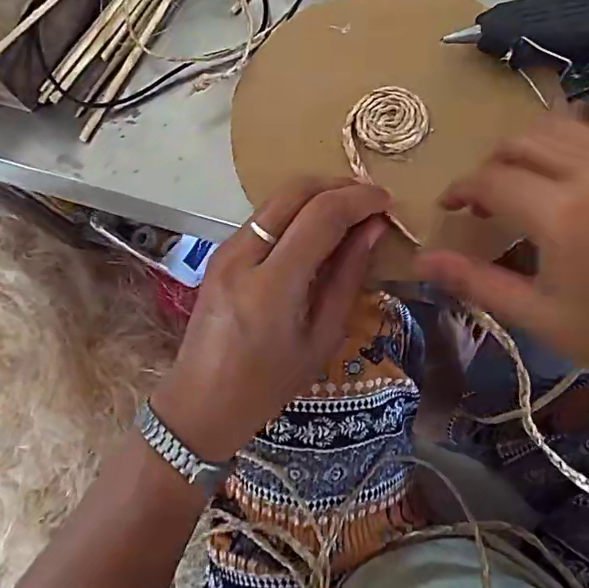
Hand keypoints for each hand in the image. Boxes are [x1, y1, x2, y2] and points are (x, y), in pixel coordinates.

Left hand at [152, 179, 389, 461]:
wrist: (201, 403)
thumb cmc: (268, 385)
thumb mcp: (321, 339)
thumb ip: (347, 278)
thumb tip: (372, 230)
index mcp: (272, 285)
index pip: (322, 215)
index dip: (360, 199)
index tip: (387, 202)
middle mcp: (243, 255)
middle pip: (294, 191)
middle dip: (338, 185)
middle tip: (371, 200)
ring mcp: (225, 251)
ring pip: (276, 199)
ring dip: (315, 195)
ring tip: (350, 213)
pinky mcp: (218, 254)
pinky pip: (262, 218)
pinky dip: (294, 212)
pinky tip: (316, 230)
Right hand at [413, 116, 588, 402]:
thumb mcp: (543, 318)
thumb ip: (477, 283)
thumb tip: (421, 264)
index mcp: (563, 213)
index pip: (490, 178)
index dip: (460, 189)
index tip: (451, 208)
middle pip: (523, 138)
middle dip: (492, 162)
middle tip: (487, 200)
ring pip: (566, 127)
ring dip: (532, 149)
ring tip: (528, 187)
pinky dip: (574, 152)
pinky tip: (581, 193)